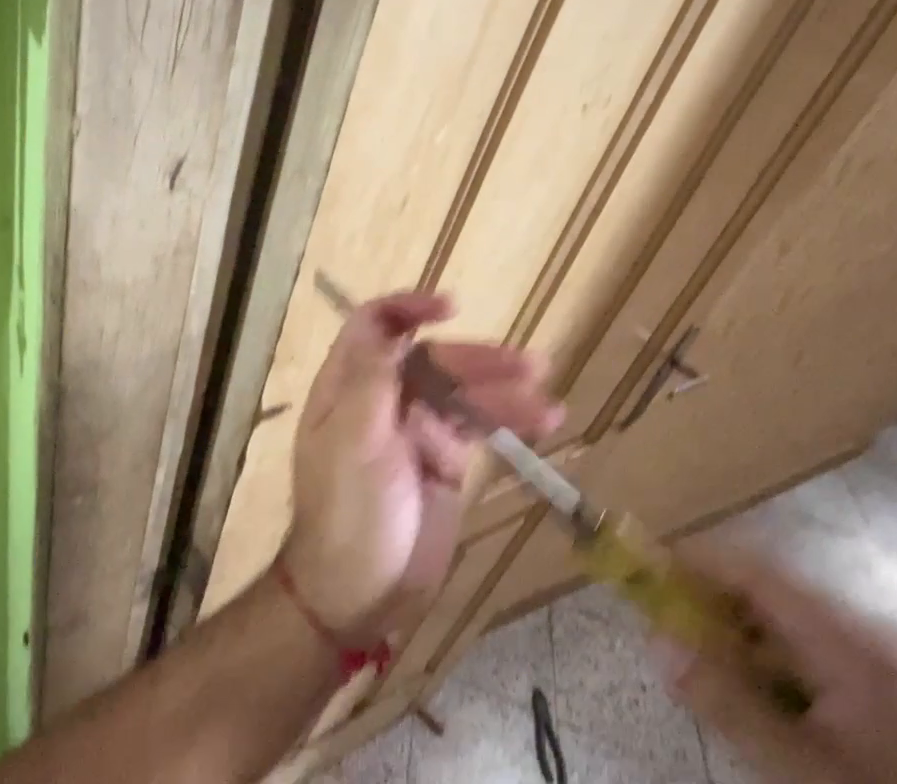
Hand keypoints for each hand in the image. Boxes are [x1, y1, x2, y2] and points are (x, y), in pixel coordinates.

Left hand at [276, 290, 562, 642]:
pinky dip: (507, 421)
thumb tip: (386, 322)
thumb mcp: (353, 440)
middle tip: (530, 366)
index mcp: (347, 388)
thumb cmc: (349, 512)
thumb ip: (370, 380)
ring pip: (461, 394)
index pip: (374, 328)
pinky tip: (544, 422)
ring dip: (502, 391)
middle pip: (430, 360)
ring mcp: (413, 432)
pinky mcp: (442, 463)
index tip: (452, 306)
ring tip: (548, 404)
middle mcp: (379, 401)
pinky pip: (476, 428)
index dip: (407, 308)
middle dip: (475, 359)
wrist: (362, 590)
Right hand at [656, 549, 896, 783]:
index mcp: (861, 645)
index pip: (763, 575)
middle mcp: (885, 639)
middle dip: (713, 602)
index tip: (641, 556)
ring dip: (741, 634)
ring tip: (700, 657)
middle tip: (659, 615)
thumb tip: (655, 640)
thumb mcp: (797, 766)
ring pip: (798, 626)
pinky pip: (823, 653)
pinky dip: (776, 660)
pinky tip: (756, 689)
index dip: (698, 559)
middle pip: (779, 597)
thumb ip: (725, 702)